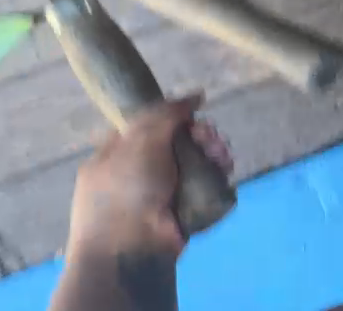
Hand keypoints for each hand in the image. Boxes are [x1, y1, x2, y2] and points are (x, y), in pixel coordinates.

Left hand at [66, 95, 232, 262]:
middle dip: (202, 133)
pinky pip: (208, 177)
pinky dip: (219, 170)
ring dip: (215, 150)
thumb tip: (198, 95)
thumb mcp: (140, 141)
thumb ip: (168, 112)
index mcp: (118, 154)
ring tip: (221, 155)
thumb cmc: (126, 190)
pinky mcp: (185, 202)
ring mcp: (163, 187)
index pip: (150, 123)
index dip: (174, 115)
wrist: (131, 247)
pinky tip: (224, 168)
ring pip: (199, 155)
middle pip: (181, 137)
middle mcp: (140, 169)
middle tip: (209, 138)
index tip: (192, 115)